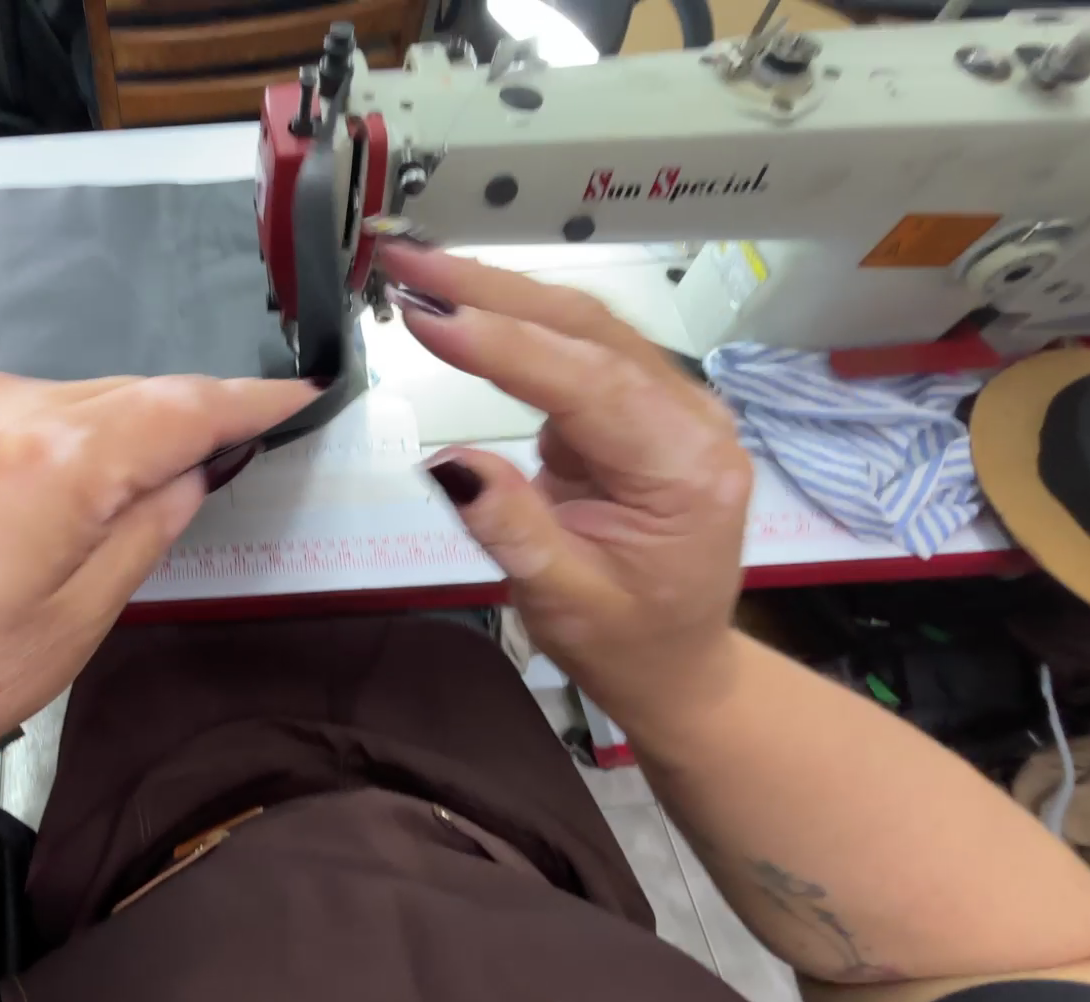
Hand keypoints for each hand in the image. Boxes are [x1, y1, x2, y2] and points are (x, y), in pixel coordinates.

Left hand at [0, 372, 318, 805]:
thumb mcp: (83, 616)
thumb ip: (150, 524)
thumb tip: (196, 467)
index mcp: (54, 459)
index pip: (180, 408)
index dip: (249, 400)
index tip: (304, 395)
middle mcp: (13, 404)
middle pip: (141, 392)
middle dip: (202, 414)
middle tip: (250, 445)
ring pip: (100, 396)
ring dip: (149, 425)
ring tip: (180, 472)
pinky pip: (57, 408)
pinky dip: (100, 430)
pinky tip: (110, 471)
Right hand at [379, 242, 751, 724]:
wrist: (673, 656)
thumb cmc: (623, 638)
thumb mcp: (562, 600)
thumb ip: (511, 528)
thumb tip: (445, 460)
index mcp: (683, 468)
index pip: (587, 384)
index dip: (502, 345)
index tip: (424, 314)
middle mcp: (686, 418)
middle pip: (585, 329)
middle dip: (490, 288)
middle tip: (404, 257)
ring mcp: (660, 405)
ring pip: (577, 327)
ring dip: (495, 292)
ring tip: (418, 268)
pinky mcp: (628, 408)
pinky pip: (566, 351)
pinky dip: (508, 323)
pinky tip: (460, 304)